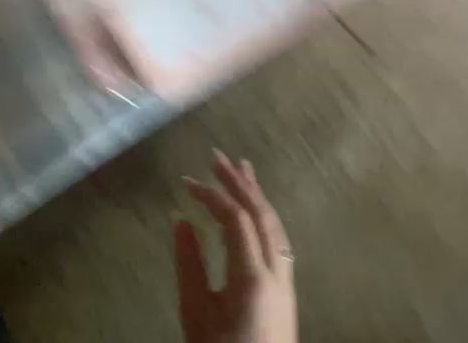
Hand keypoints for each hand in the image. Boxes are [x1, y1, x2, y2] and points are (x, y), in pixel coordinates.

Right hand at [174, 151, 295, 342]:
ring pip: (275, 228)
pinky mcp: (285, 294)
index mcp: (252, 277)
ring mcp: (286, 285)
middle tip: (216, 155)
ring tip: (241, 170)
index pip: (235, 218)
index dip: (212, 194)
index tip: (185, 182)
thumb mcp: (195, 312)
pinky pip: (277, 242)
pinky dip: (263, 217)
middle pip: (262, 216)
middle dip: (240, 183)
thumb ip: (189, 263)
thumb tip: (181, 219)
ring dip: (256, 196)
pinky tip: (253, 212)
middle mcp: (276, 275)